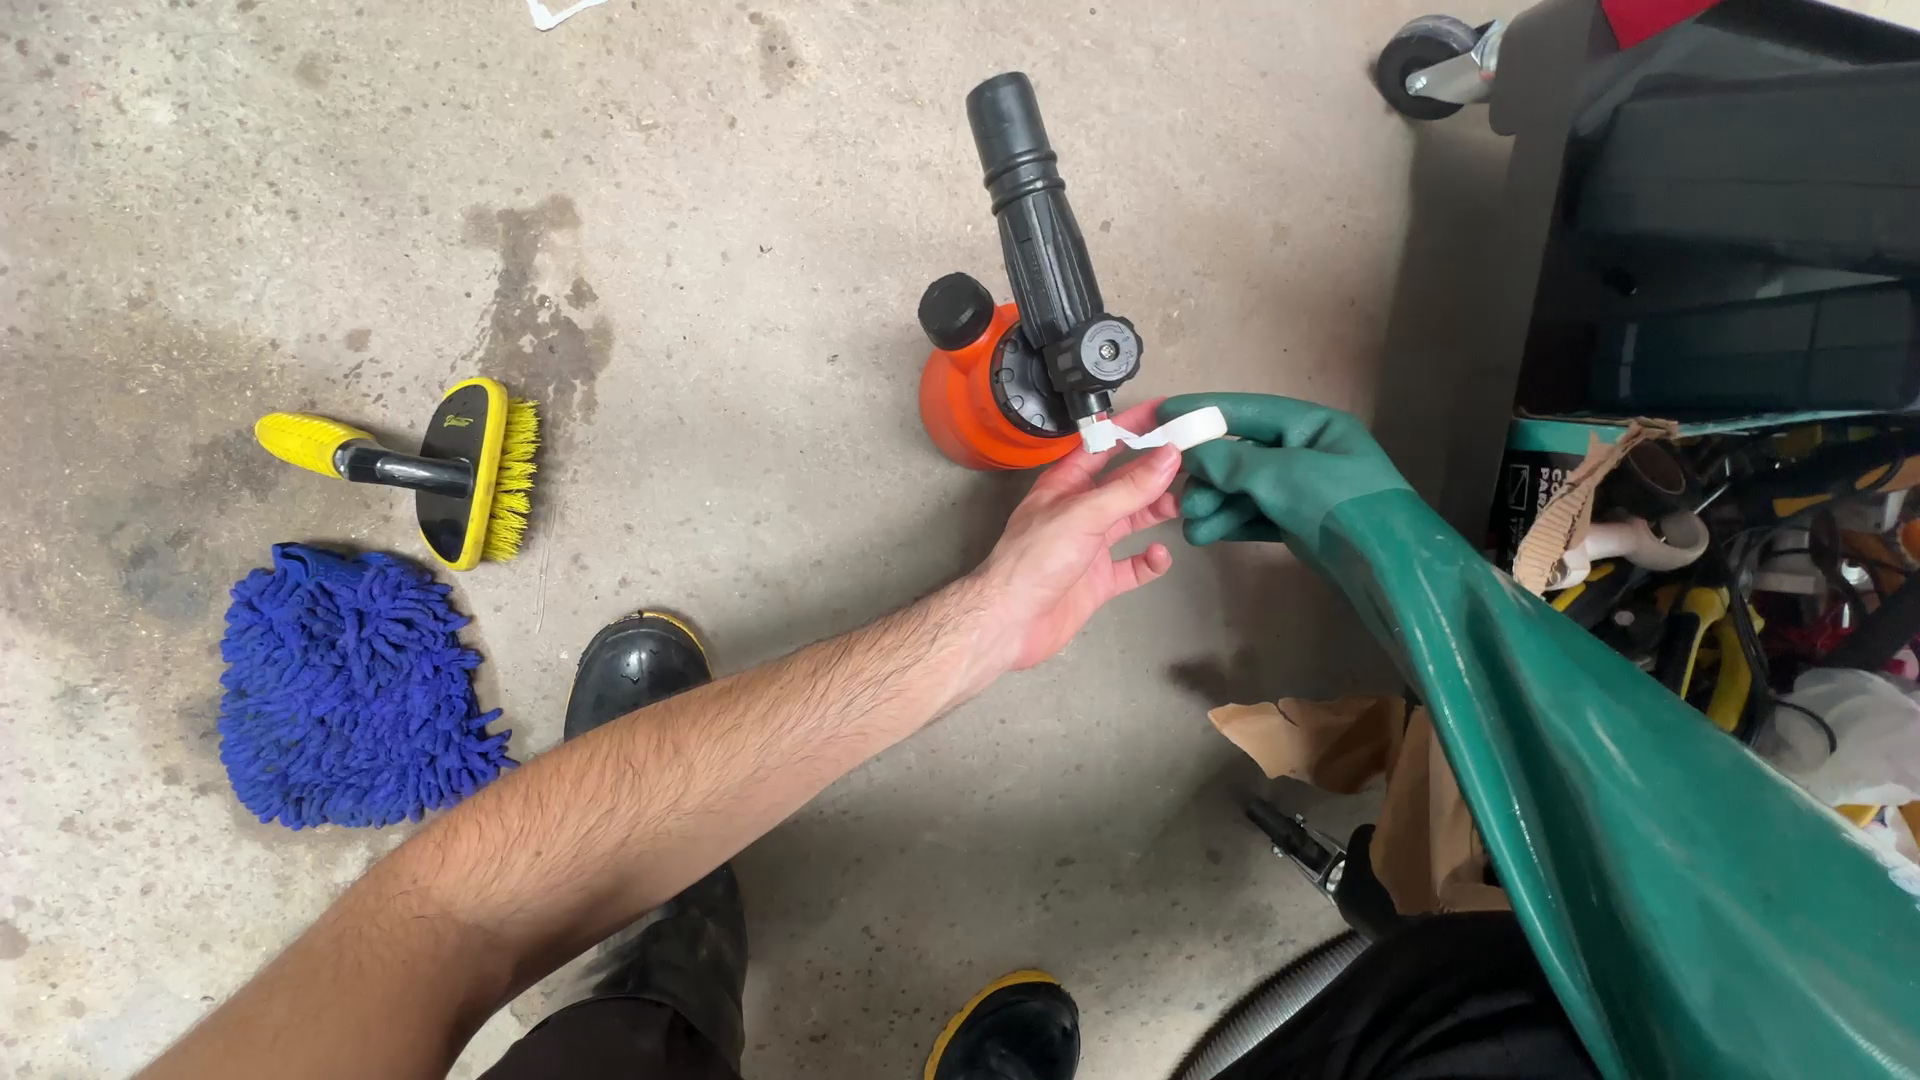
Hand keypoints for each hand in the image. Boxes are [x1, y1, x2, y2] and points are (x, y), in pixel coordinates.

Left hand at [967, 399, 1180, 674]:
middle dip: (1157, 470)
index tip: (1168, 411)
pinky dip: (1150, 561)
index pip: (1104, 445)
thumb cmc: (1033, 561)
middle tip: (1196, 458)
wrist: (1011, 622)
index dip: (1134, 426)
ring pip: (1133, 521)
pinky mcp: (1098, 581)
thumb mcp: (1084, 515)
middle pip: (1125, 483)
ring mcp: (1089, 547)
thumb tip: (1168, 456)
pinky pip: (1133, 566)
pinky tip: (1159, 555)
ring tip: (1187, 503)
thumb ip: (1129, 488)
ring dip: (1158, 511)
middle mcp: (1079, 512)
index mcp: (1065, 485)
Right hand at [1161, 393, 1410, 544]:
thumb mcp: (1281, 475)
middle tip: (1179, 497)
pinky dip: (1229, 524)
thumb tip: (1187, 453)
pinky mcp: (1296, 522)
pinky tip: (1206, 535)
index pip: (1246, 412)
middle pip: (1239, 455)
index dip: (1202, 412)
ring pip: (1242, 490)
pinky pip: (1253, 516)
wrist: (1388, 570)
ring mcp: (1301, 489)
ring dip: (1214, 506)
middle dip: (1206, 476)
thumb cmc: (1340, 505)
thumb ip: (1230, 461)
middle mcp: (1305, 452)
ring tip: (1192, 528)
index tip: (1161, 414)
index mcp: (1311, 426)